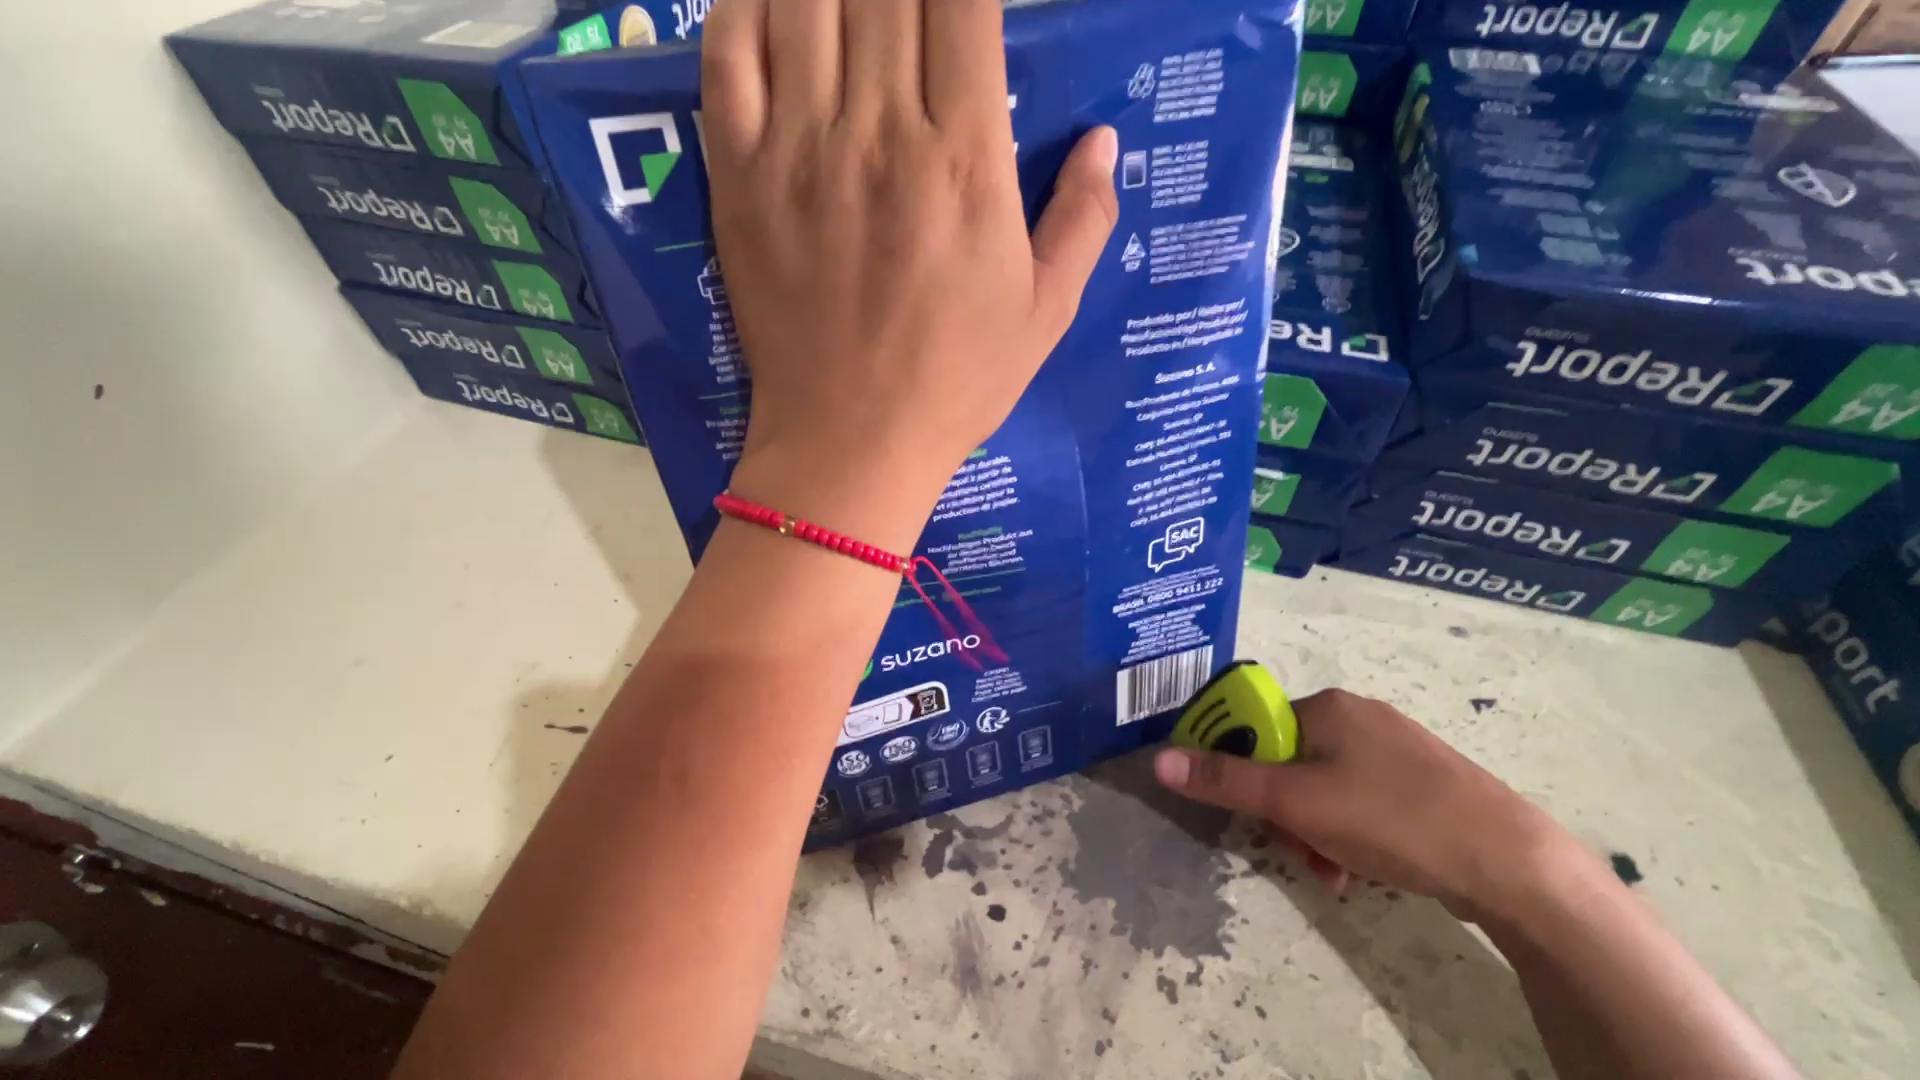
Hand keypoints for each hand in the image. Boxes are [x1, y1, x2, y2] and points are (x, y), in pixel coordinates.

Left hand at [701, 0, 1118, 547]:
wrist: (850, 441)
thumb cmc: (957, 382)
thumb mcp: (1046, 312)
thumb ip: (1082, 219)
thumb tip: (1104, 140)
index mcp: (964, 160)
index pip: (963, 3)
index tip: (965, 0)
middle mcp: (878, 133)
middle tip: (911, 7)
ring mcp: (797, 149)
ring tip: (856, 8)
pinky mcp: (738, 176)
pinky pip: (727, 54)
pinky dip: (747, 6)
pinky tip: (778, 7)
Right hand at [1154, 689, 1574, 917]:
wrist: (1511, 862)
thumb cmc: (1391, 818)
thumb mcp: (1295, 803)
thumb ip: (1225, 780)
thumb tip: (1156, 758)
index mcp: (1327, 706)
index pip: (1256, 728)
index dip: (1243, 773)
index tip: (1256, 817)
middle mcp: (1360, 715)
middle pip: (1290, 762)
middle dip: (1285, 815)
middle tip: (1299, 854)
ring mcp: (1397, 748)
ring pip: (1326, 788)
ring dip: (1315, 832)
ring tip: (1335, 874)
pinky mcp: (1425, 782)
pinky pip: (1363, 801)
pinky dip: (1350, 835)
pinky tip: (1363, 871)